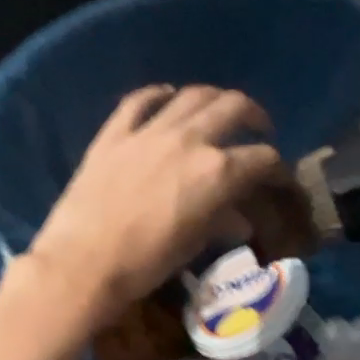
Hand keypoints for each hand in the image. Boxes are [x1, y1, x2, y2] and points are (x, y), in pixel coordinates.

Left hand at [24, 85, 282, 328]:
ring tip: (217, 111)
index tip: (277, 179)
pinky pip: (139, 101)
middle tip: (256, 131)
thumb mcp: (193, 245)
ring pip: (192, 95)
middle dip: (254, 117)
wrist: (82, 265)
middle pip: (235, 108)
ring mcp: (148, 132)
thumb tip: (240, 219)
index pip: (264, 159)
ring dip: (213, 98)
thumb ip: (221, 221)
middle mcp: (189, 140)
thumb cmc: (144, 265)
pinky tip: (166, 97)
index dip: (278, 170)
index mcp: (217, 171)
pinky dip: (158, 95)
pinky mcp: (113, 135)